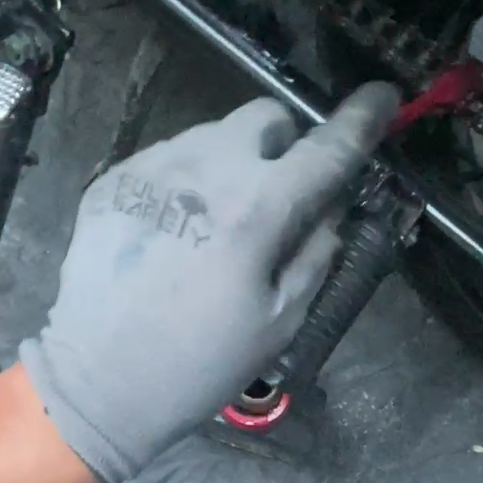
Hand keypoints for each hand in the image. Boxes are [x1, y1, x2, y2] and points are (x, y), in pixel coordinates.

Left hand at [20, 82, 400, 482]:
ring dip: (233, 165)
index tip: (382, 100)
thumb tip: (331, 207)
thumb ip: (315, 254)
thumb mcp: (278, 323)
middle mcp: (204, 170)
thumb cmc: (200, 366)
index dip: (362, 121)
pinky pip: (168, 159)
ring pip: (213, 135)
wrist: (100, 382)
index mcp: (256, 210)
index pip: (325, 149)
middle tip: (279, 199)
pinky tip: (174, 236)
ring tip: (216, 228)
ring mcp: (152, 169)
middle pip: (265, 119)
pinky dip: (187, 182)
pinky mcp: (112, 182)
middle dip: (285, 147)